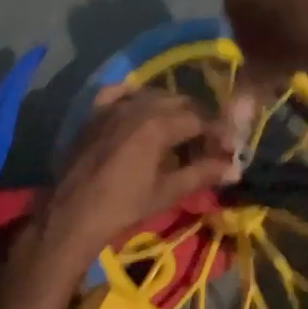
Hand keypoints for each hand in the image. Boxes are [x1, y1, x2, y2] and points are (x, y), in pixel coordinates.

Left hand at [40, 87, 236, 258]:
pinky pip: (119, 93)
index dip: (218, 132)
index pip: (200, 118)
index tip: (228, 148)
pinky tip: (140, 111)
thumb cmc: (123, 207)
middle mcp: (137, 106)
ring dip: (171, 109)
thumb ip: (202, 174)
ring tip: (179, 132)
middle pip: (179, 102)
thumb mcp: (167, 192)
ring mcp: (112, 107)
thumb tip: (233, 168)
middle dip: (198, 118)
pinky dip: (135, 97)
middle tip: (207, 143)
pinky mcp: (94, 114)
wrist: (73, 214)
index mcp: (158, 124)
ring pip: (152, 95)